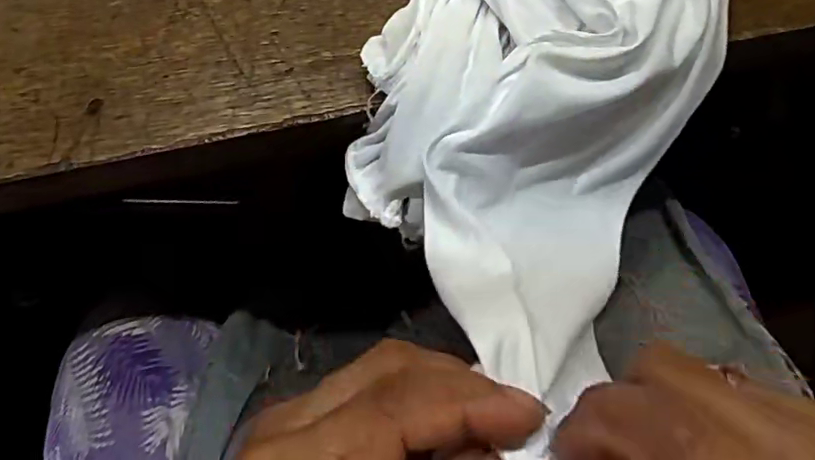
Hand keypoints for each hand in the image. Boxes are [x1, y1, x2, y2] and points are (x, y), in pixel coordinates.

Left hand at [240, 339, 546, 459]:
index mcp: (299, 458)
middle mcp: (286, 422)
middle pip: (392, 367)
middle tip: (514, 414)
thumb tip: (491, 449)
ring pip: (378, 365)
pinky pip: (360, 384)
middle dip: (461, 385)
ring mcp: (284, 417)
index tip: (530, 413)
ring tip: (484, 412)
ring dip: (439, 381)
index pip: (398, 403)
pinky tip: (437, 418)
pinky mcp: (288, 424)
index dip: (470, 404)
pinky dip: (409, 393)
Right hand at [554, 343, 814, 459]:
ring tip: (676, 456)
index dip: (581, 432)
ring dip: (675, 405)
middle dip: (622, 405)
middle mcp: (773, 429)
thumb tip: (600, 456)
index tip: (569, 459)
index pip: (624, 414)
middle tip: (614, 455)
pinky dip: (732, 421)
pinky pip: (762, 394)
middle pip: (661, 368)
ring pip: (708, 370)